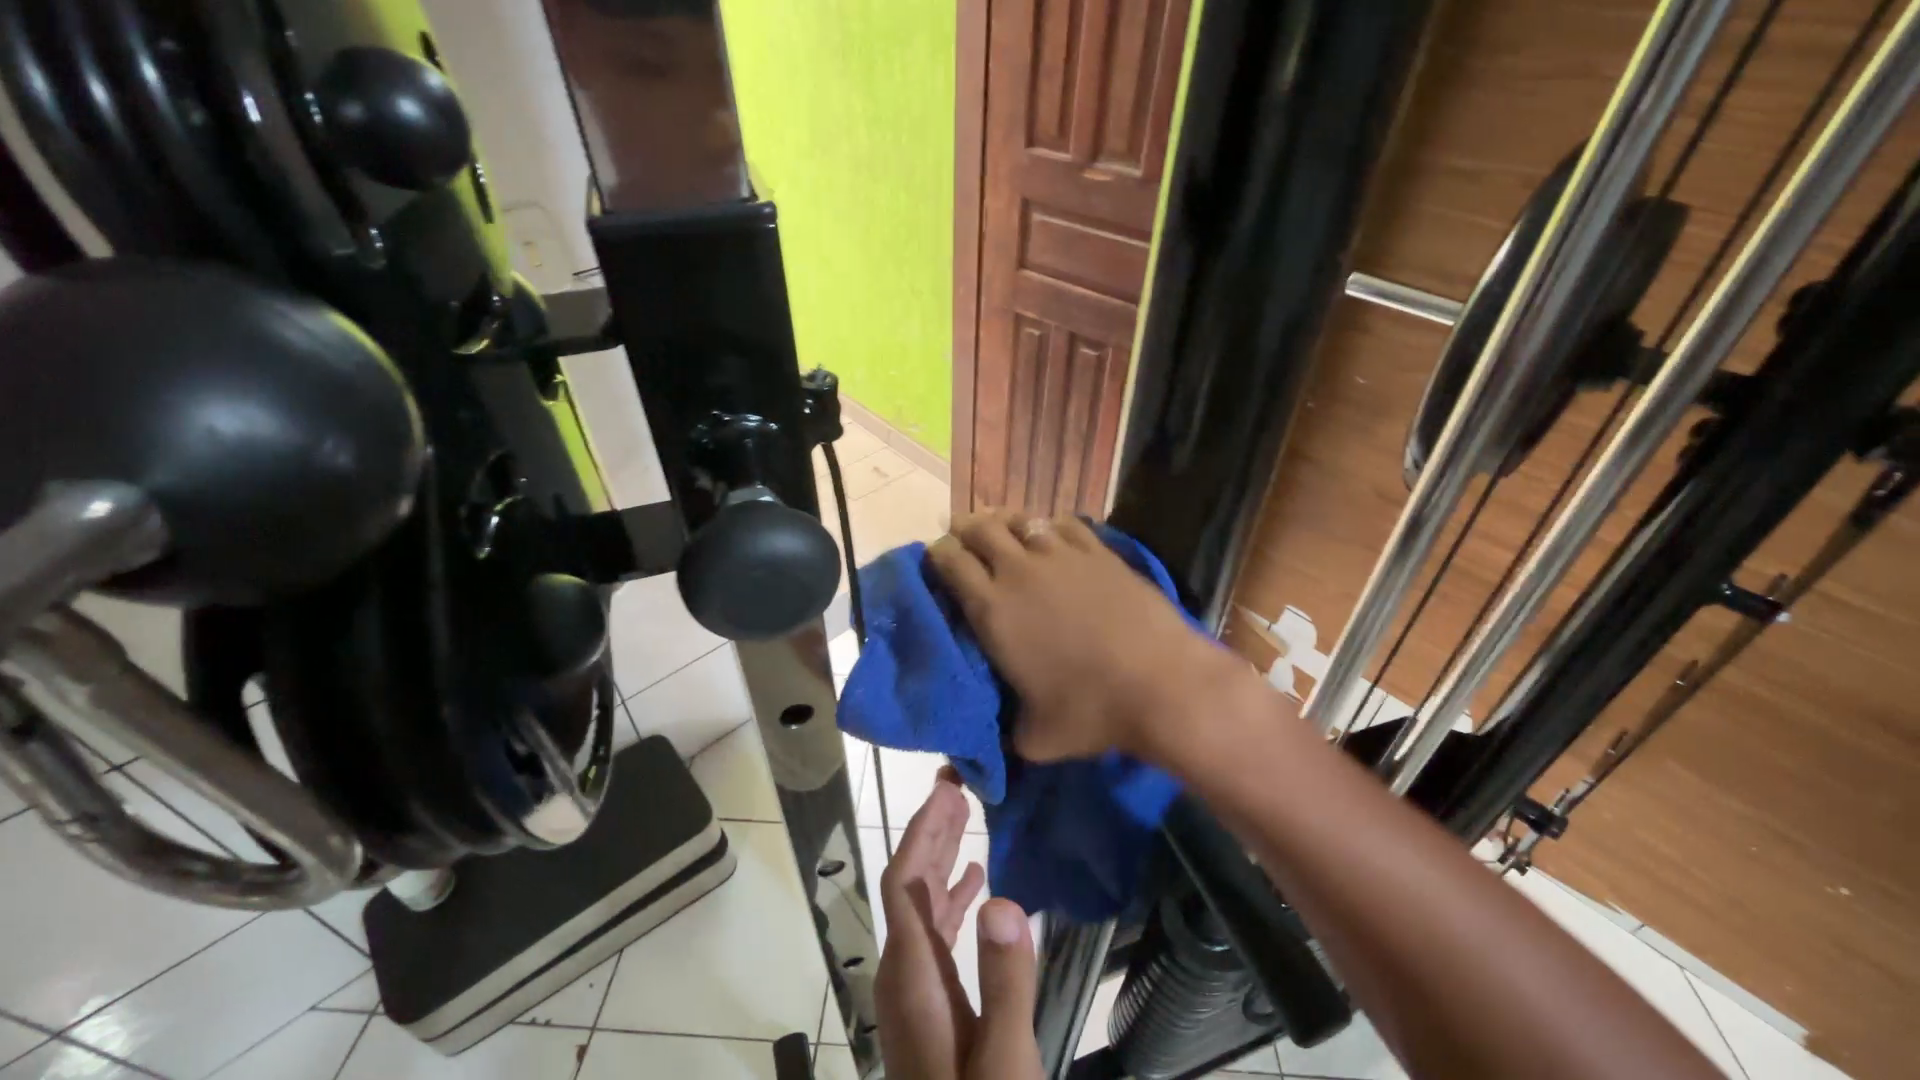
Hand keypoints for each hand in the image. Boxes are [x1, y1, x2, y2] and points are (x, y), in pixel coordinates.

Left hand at [875, 770, 1042, 1079]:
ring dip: (943, 860)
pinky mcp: (934, 1007)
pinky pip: (938, 936)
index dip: (921, 831)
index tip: (946, 789)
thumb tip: (1003, 898)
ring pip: (923, 909)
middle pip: (909, 887)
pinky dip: (955, 900)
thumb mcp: (1004, 1061)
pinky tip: (981, 884)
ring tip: (971, 817)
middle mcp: (906, 976)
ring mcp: (918, 993)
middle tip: (960, 784)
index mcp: (913, 979)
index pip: (904, 884)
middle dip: (930, 833)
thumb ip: (1004, 982)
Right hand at [927, 510, 1235, 762]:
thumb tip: (981, 747)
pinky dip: (1050, 529)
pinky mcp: (1101, 552)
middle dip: (965, 532)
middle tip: (967, 549)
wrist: (1164, 686)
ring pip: (1020, 520)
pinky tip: (1054, 541)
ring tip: (1007, 539)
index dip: (937, 556)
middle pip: (978, 527)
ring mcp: (1062, 555)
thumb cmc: (1091, 713)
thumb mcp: (1032, 740)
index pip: (947, 559)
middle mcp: (1018, 571)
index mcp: (990, 608)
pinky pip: (1064, 524)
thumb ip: (1001, 733)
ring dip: (1006, 526)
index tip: (938, 567)